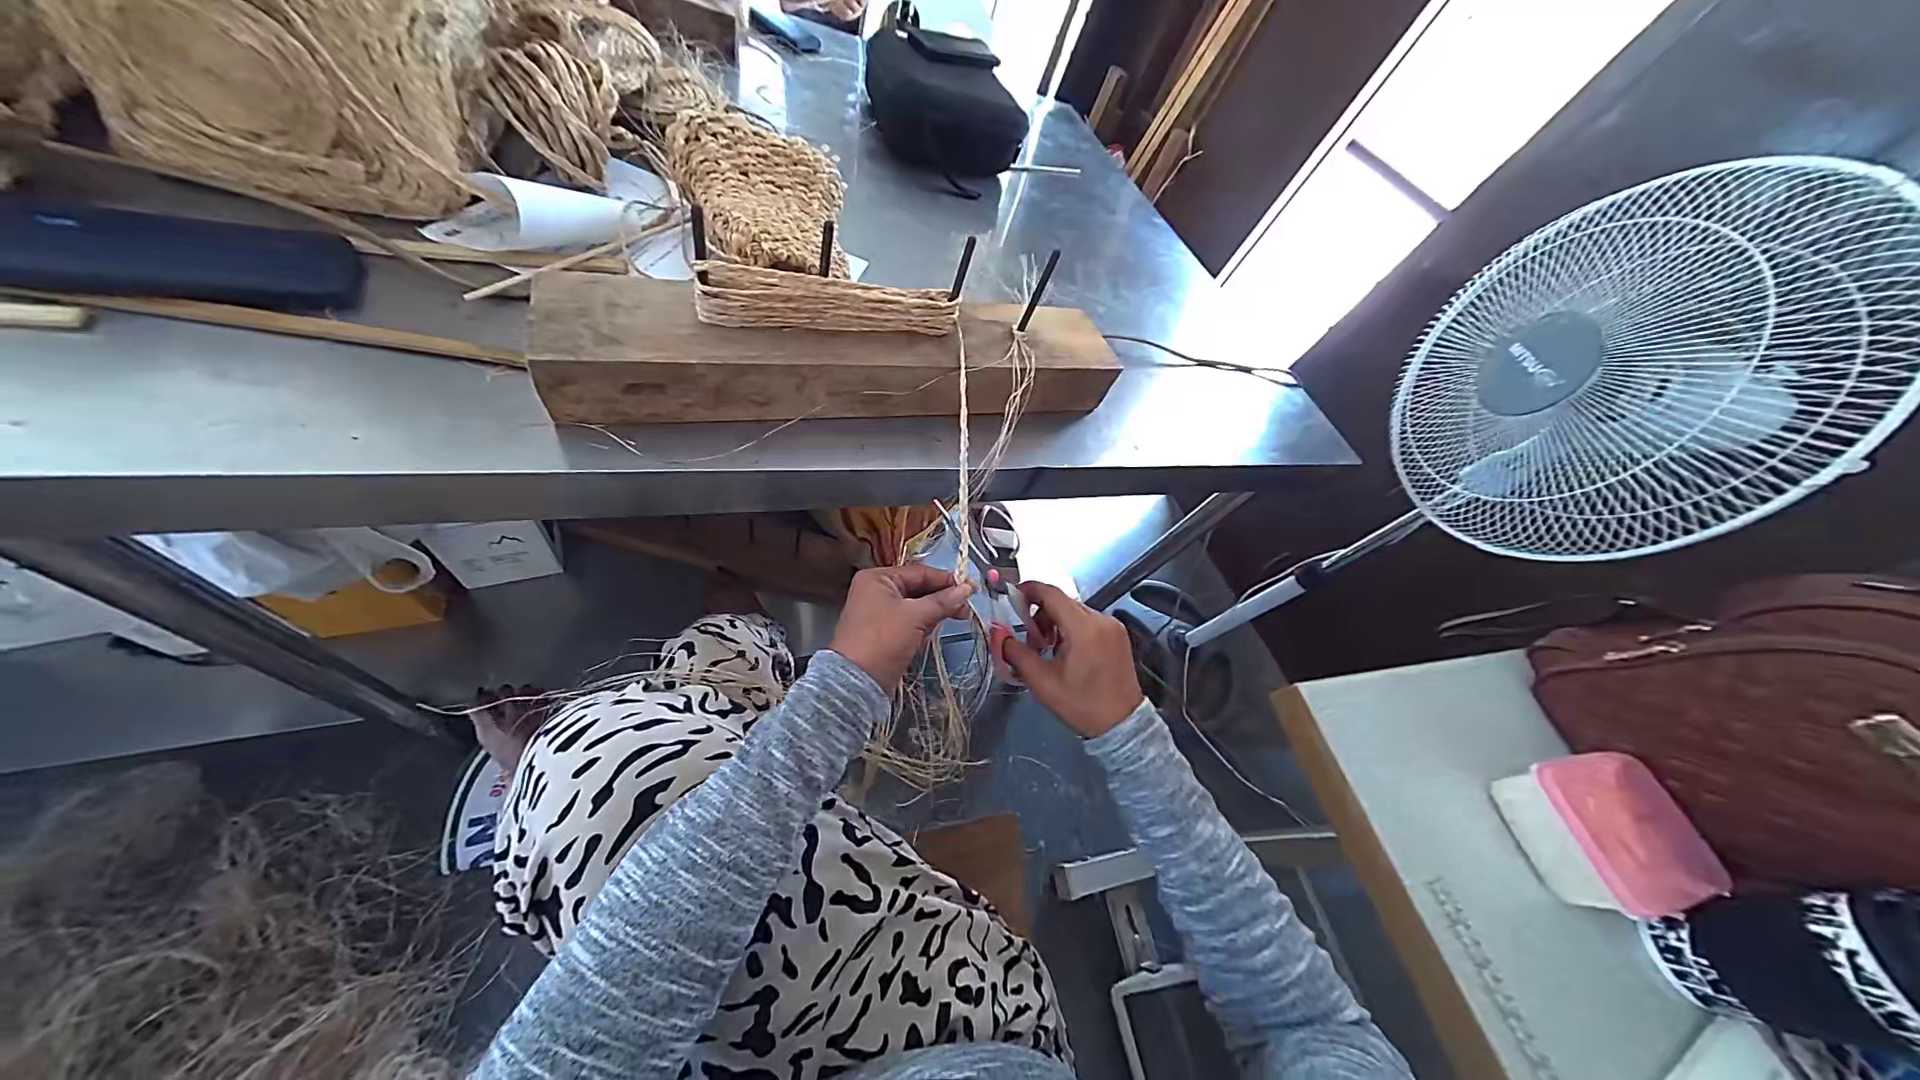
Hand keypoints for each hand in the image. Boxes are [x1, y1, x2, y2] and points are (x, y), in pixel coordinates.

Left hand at [829, 565, 973, 691]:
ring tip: (943, 624)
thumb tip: (967, 589)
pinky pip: (911, 622)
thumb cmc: (883, 639)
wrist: (858, 681)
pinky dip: (922, 627)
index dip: (947, 580)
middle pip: (919, 589)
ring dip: (932, 615)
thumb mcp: (915, 616)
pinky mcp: (885, 632)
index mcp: (878, 578)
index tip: (971, 588)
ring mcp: (880, 612)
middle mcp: (877, 591)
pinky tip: (927, 636)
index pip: (920, 572)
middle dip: (941, 600)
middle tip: (964, 610)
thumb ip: (943, 601)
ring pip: (917, 607)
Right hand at [995, 580, 1143, 737]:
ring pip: (1074, 611)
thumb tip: (999, 634)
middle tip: (1031, 641)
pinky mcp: (1118, 634)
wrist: (1122, 724)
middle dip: (1040, 615)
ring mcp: (1113, 626)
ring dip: (1055, 622)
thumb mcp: (1042, 682)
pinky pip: (1088, 620)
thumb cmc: (1082, 705)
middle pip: (1062, 602)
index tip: (1013, 596)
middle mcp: (1101, 620)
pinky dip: (1071, 628)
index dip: (1029, 590)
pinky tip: (1066, 651)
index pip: (1051, 594)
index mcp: (1084, 629)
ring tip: (1049, 649)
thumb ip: (1016, 653)